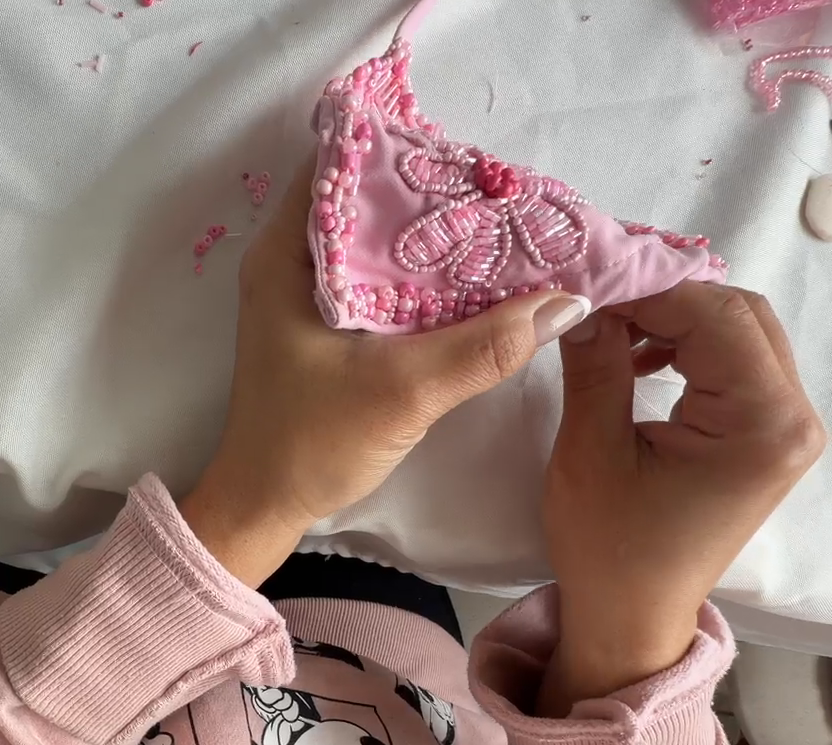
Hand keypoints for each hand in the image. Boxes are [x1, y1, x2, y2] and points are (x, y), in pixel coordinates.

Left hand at [181, 159, 591, 585]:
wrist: (264, 504)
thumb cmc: (310, 446)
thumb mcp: (401, 394)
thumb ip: (484, 347)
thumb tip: (567, 300)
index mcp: (285, 255)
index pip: (344, 164)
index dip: (410, 153)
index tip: (475, 164)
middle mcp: (290, 262)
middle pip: (368, 201)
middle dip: (435, 197)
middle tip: (506, 198)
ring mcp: (305, 297)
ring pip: (378, 244)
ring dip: (433, 242)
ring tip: (503, 232)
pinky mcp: (323, 328)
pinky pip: (381, 284)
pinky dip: (422, 282)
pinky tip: (471, 286)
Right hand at [537, 283, 824, 714]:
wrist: (631, 616)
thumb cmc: (607, 546)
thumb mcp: (589, 454)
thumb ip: (593, 369)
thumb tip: (584, 304)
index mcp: (762, 422)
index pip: (716, 315)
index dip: (649, 290)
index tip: (587, 289)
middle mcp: (795, 416)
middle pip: (741, 316)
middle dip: (666, 302)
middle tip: (598, 312)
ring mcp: (787, 429)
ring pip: (741, 336)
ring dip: (676, 326)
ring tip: (613, 342)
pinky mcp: (766, 440)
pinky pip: (736, 369)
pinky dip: (687, 353)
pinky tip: (641, 369)